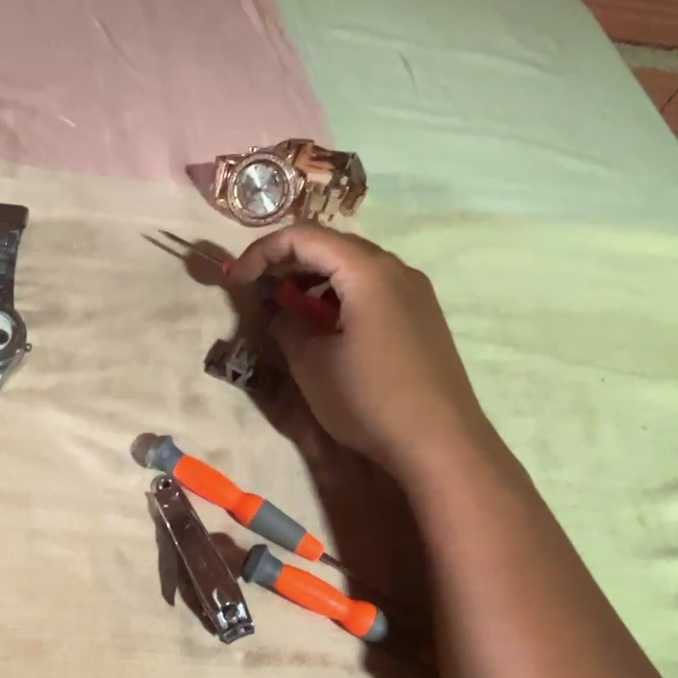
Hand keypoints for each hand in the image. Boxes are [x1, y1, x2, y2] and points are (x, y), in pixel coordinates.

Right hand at [230, 224, 488, 468]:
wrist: (440, 442)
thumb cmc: (369, 399)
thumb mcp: (312, 365)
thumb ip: (287, 327)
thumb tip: (281, 314)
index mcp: (367, 271)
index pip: (304, 236)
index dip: (262, 252)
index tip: (236, 281)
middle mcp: (396, 269)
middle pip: (332, 246)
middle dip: (288, 264)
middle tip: (258, 293)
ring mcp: (414, 292)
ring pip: (354, 268)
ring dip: (314, 282)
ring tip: (289, 314)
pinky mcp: (421, 317)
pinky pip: (373, 290)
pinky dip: (340, 298)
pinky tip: (326, 330)